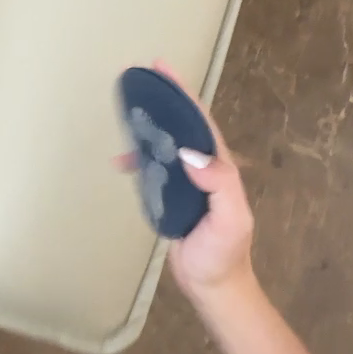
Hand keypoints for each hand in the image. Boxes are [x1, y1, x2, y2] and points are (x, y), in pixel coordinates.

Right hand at [115, 62, 257, 304]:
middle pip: (181, 123)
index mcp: (218, 164)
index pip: (198, 119)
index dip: (182, 93)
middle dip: (164, 97)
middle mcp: (203, 165)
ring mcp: (186, 179)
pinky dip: (137, 156)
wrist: (212, 285)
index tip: (162, 68)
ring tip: (127, 106)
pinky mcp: (171, 193)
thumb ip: (219, 184)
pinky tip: (121, 158)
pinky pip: (153, 164)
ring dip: (149, 122)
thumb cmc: (223, 253)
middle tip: (141, 76)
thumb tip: (189, 153)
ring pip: (165, 140)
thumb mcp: (231, 219)